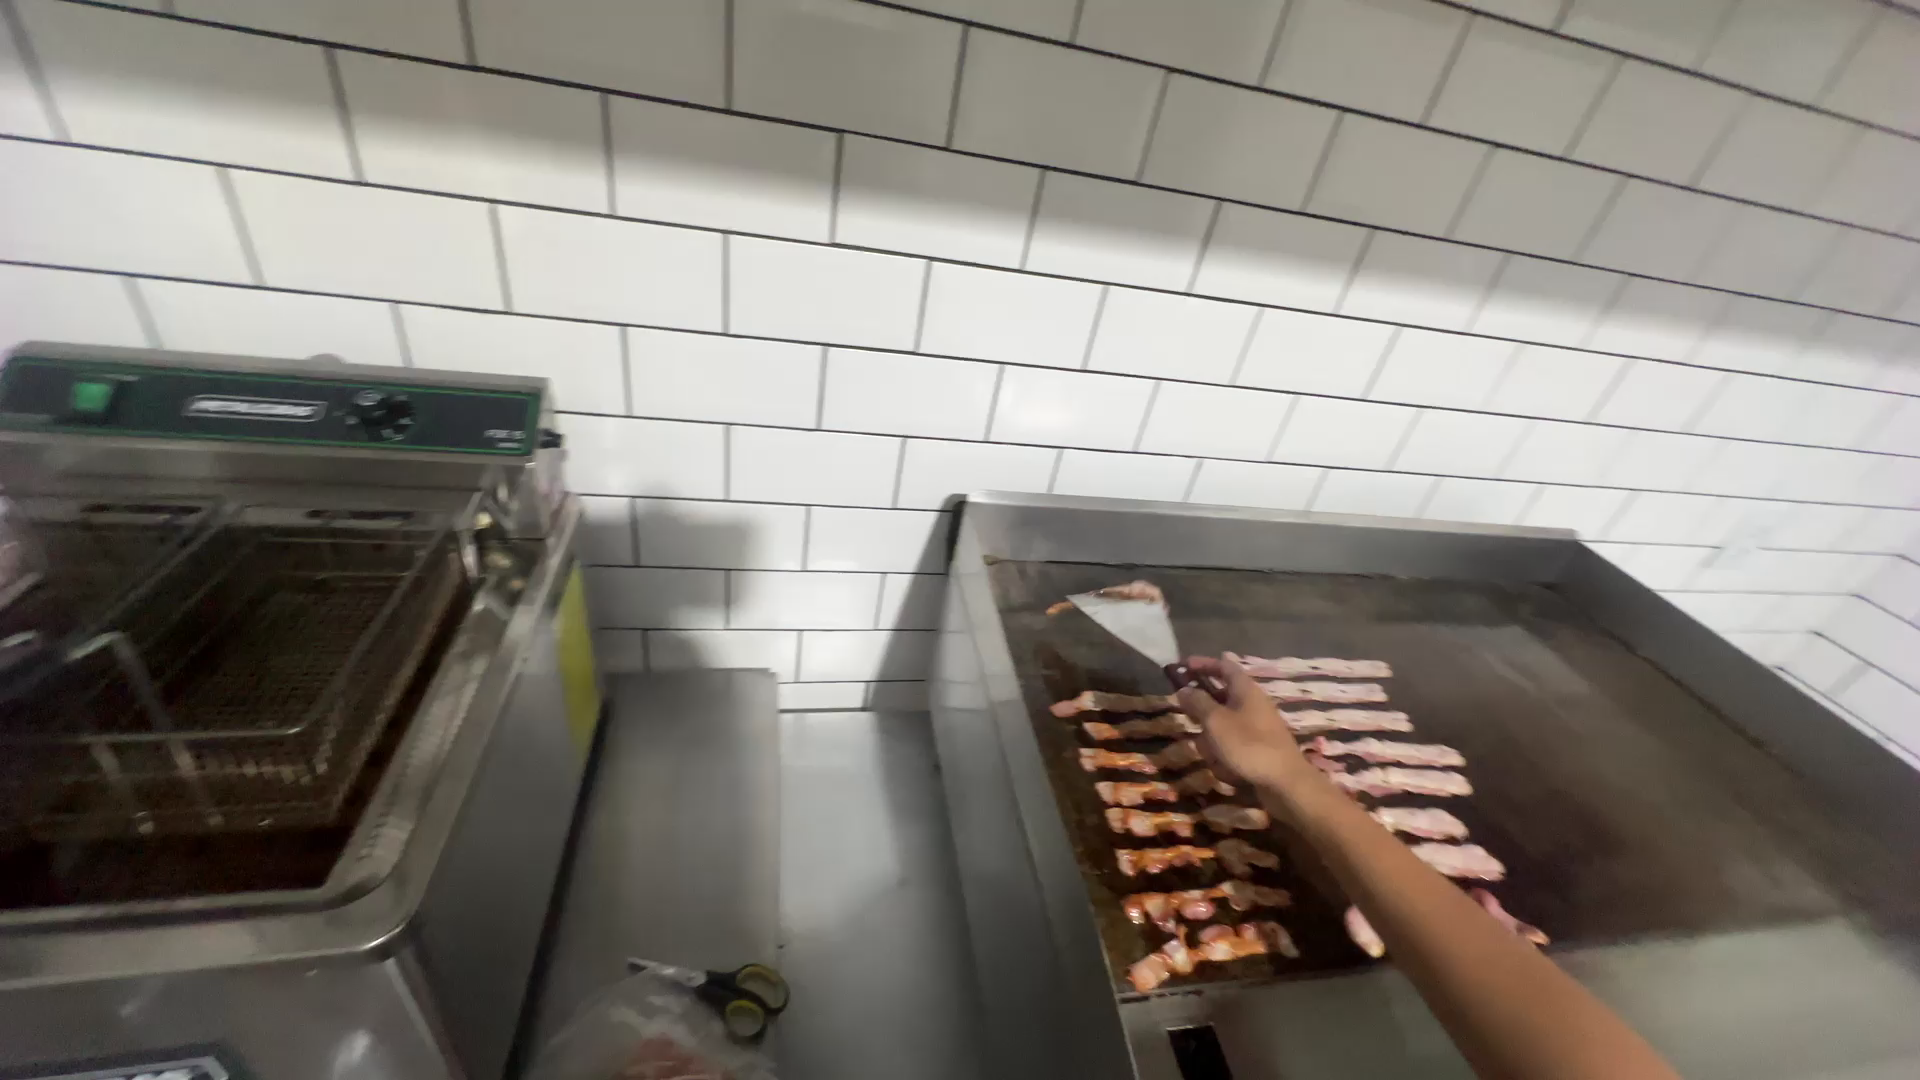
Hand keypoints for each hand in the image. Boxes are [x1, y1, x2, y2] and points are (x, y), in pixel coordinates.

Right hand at [1174, 655, 1312, 792]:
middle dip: (1202, 711)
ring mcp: (1256, 728)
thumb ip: (1197, 702)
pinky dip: (1224, 756)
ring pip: (1222, 726)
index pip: (1224, 666)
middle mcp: (1253, 704)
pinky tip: (1226, 769)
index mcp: (1246, 690)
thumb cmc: (1249, 745)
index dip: (1203, 663)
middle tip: (1187, 716)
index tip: (1183, 666)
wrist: (1285, 784)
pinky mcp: (1257, 749)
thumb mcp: (1215, 721)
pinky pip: (1231, 746)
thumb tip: (1184, 689)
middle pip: (1219, 698)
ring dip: (1211, 740)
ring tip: (1212, 754)